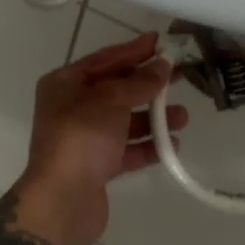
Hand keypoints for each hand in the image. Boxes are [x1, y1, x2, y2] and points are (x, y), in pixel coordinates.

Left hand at [13, 33, 188, 244]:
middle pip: (117, 89)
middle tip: (180, 75)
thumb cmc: (82, 138)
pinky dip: (147, 146)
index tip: (160, 42)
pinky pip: (126, 150)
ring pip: (124, 121)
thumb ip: (140, 82)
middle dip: (148, 85)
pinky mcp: (95, 167)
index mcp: (65, 84)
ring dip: (153, 118)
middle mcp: (72, 108)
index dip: (134, 50)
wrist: (61, 202)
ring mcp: (83, 139)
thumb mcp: (112, 100)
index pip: (105, 59)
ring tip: (183, 116)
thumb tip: (162, 66)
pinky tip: (171, 145)